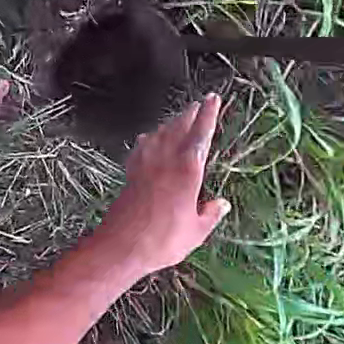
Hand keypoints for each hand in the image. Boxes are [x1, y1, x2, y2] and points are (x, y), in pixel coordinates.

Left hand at [90, 93, 230, 274]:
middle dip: (190, 113)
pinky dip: (149, 139)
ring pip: (160, 134)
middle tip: (198, 104)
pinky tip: (148, 139)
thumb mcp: (196, 231)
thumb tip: (222, 204)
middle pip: (178, 127)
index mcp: (187, 170)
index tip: (213, 99)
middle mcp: (165, 160)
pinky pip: (142, 147)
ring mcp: (145, 164)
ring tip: (179, 118)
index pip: (200, 134)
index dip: (208, 114)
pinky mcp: (131, 173)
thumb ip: (210, 214)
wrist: (122, 244)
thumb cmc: (163, 240)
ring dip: (171, 123)